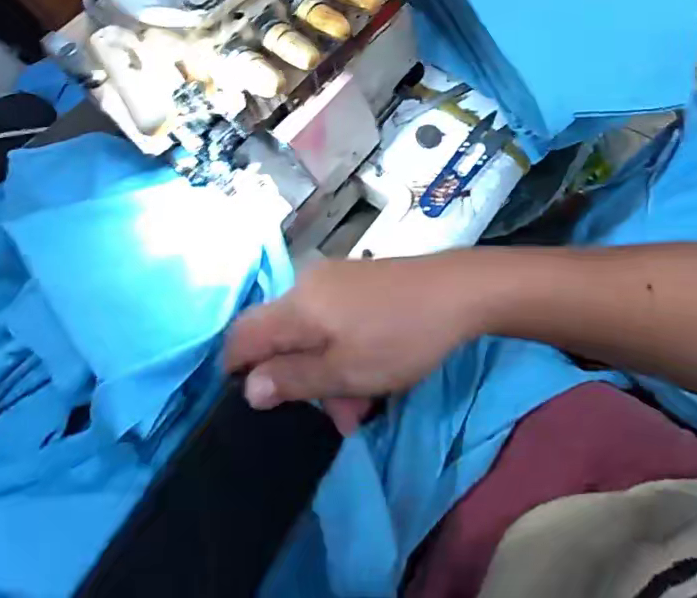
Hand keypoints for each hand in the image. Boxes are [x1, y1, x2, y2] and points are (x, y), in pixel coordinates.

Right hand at [223, 253, 484, 426]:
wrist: (458, 290)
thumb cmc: (399, 336)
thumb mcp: (345, 372)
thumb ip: (293, 379)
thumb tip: (248, 387)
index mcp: (296, 303)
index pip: (241, 335)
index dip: (239, 371)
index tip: (261, 405)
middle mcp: (308, 284)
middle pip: (281, 338)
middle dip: (301, 382)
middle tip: (339, 416)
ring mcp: (336, 279)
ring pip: (312, 334)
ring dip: (328, 373)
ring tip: (364, 406)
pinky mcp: (359, 281)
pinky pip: (334, 320)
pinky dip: (344, 351)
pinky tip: (373, 374)